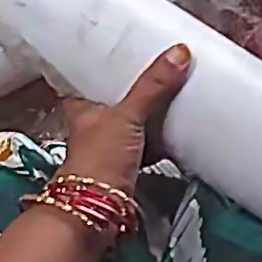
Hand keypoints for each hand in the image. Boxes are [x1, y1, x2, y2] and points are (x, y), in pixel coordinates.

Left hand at [58, 44, 193, 193]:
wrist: (98, 210)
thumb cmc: (101, 158)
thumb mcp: (126, 115)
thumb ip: (153, 86)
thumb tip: (179, 51)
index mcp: (82, 108)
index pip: (90, 79)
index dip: (105, 67)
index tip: (127, 54)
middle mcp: (93, 127)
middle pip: (116, 102)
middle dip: (135, 91)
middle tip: (161, 72)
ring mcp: (110, 150)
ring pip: (132, 125)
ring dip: (149, 116)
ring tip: (174, 94)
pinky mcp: (127, 169)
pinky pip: (147, 147)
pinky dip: (160, 140)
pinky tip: (177, 131)